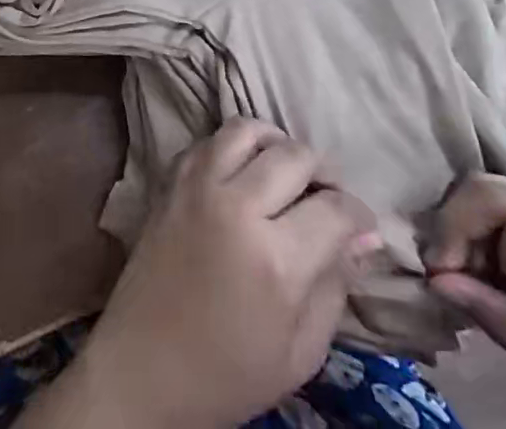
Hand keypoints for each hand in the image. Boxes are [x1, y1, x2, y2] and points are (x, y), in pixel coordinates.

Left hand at [20, 119, 380, 428]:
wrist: (141, 368)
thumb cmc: (226, 374)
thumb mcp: (300, 352)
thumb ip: (336, 285)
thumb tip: (364, 236)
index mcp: (275, 258)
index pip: (335, 207)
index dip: (359, 214)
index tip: (360, 226)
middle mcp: (235, 206)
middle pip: (295, 156)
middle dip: (323, 172)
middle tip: (326, 197)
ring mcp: (196, 187)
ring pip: (247, 130)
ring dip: (276, 144)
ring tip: (285, 172)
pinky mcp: (168, 183)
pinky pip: (208, 141)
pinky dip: (233, 146)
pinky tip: (242, 174)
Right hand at [426, 174, 505, 428]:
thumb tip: (437, 282)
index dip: (489, 254)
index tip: (470, 294)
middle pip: (504, 191)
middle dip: (460, 227)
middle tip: (446, 275)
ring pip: (501, 194)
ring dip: (469, 230)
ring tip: (469, 278)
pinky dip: (487, 236)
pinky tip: (494, 277)